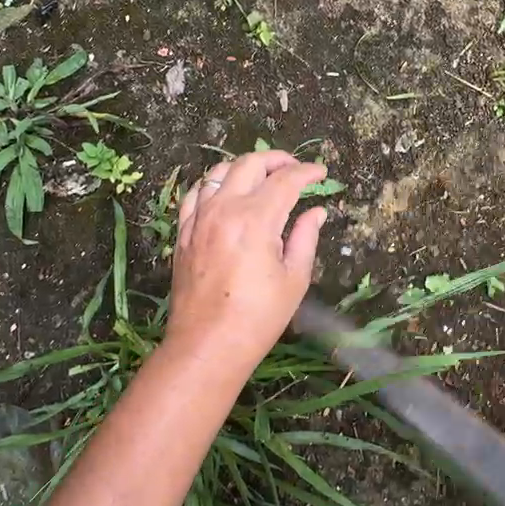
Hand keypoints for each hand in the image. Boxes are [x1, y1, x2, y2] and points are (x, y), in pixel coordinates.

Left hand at [164, 150, 326, 376]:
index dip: (307, 172)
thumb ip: (305, 238)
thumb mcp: (294, 279)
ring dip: (245, 167)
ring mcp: (199, 219)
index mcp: (256, 220)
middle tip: (295, 168)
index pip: (286, 181)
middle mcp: (225, 210)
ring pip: (219, 171)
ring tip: (263, 176)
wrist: (207, 345)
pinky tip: (226, 192)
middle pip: (251, 164)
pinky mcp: (183, 232)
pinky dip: (214, 183)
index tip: (321, 173)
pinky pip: (196, 193)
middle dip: (277, 160)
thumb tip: (316, 213)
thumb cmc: (258, 317)